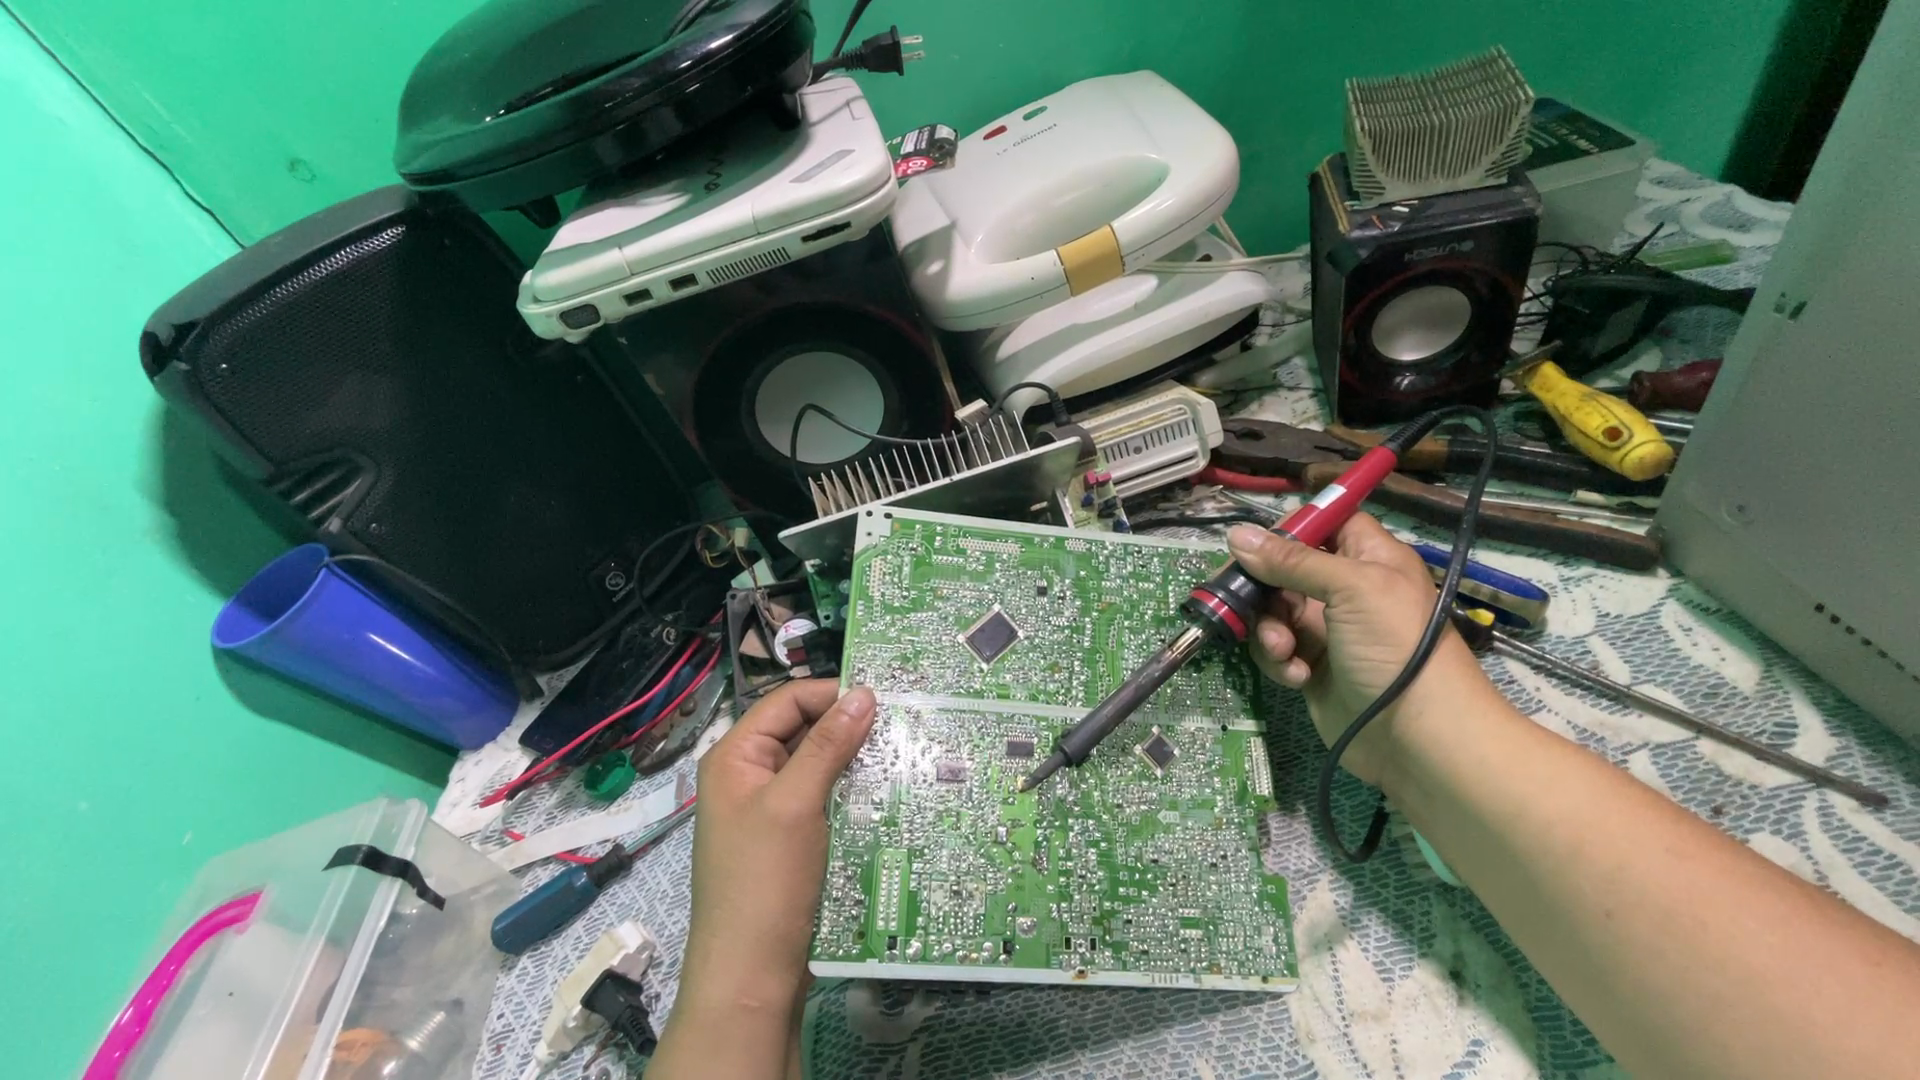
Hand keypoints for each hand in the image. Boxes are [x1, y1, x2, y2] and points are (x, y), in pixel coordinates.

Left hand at [680, 680, 875, 1010]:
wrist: (751, 977)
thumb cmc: (765, 881)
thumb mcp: (796, 803)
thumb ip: (828, 745)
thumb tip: (865, 693)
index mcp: (736, 757)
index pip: (787, 702)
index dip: (832, 695)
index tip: (884, 700)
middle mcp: (750, 777)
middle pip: (804, 732)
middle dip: (849, 729)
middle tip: (903, 727)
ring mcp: (770, 812)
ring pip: (819, 768)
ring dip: (856, 763)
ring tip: (904, 758)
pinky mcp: (792, 842)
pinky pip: (825, 802)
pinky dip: (853, 795)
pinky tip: (888, 797)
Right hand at [1227, 516, 1496, 786]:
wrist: (1417, 737)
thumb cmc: (1394, 646)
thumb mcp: (1350, 589)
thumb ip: (1292, 561)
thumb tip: (1236, 535)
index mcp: (1368, 558)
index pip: (1327, 522)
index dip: (1294, 527)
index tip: (1258, 542)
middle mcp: (1346, 589)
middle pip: (1286, 568)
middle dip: (1264, 586)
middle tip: (1241, 598)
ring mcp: (1327, 629)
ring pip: (1274, 610)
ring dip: (1269, 628)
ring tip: (1284, 649)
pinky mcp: (1311, 665)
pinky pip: (1277, 649)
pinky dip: (1279, 660)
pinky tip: (1297, 676)